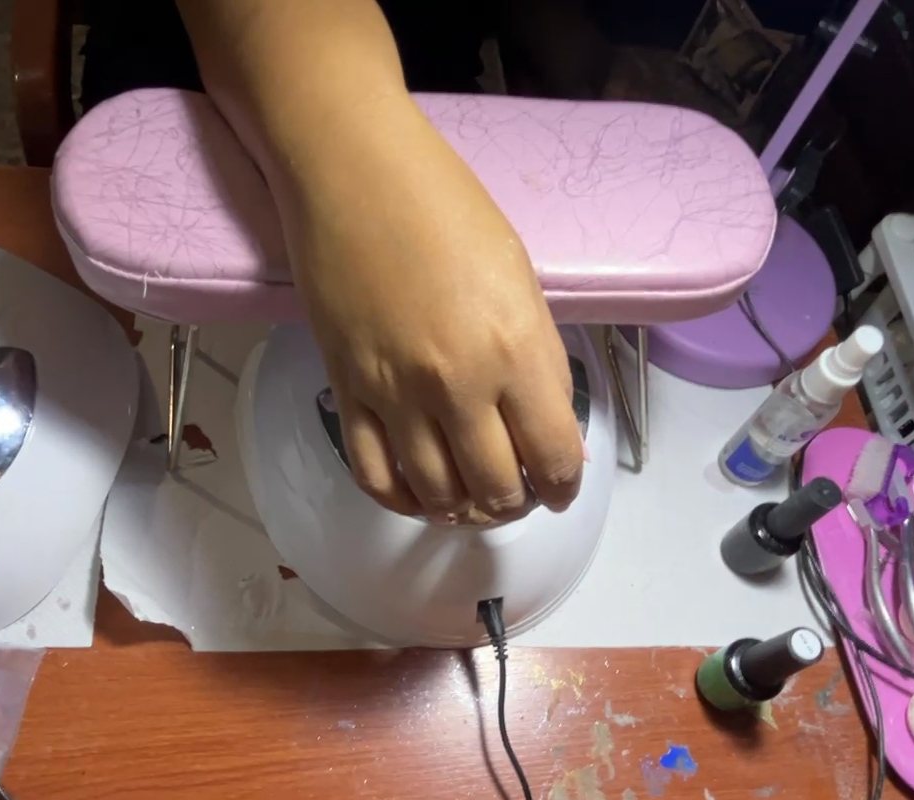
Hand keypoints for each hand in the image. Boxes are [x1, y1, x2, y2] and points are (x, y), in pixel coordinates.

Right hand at [274, 98, 585, 521]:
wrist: (353, 174)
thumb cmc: (449, 211)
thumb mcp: (522, 283)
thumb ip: (540, 366)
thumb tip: (551, 436)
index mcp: (515, 350)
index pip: (554, 457)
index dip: (565, 487)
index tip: (560, 490)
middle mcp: (457, 386)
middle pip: (495, 489)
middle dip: (516, 504)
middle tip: (518, 495)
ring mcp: (396, 396)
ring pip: (437, 496)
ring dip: (464, 511)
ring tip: (473, 501)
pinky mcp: (348, 394)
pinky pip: (375, 477)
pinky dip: (404, 502)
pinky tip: (421, 498)